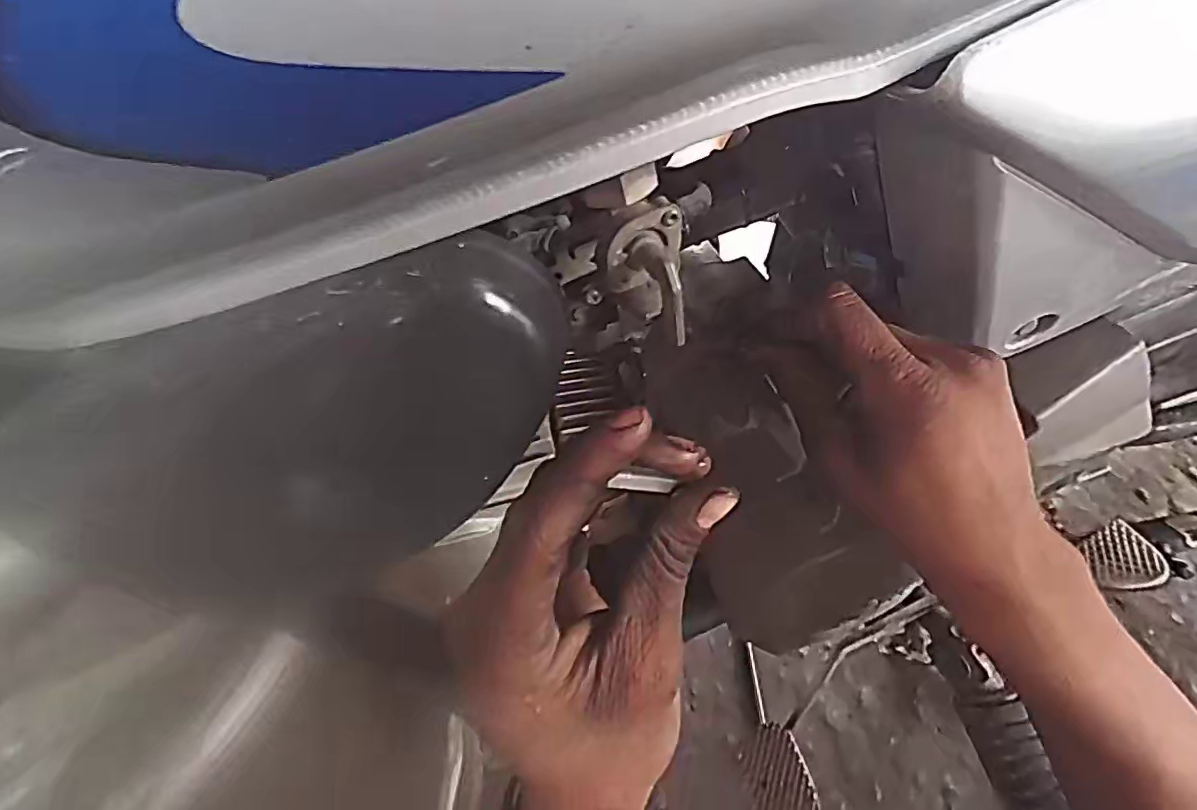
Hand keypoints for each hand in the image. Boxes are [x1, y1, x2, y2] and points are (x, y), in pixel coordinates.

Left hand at [442, 407, 738, 809]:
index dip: (591, 461)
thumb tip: (708, 497)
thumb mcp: (647, 658)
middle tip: (679, 450)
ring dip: (619, 477)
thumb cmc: (607, 751)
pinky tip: (652, 492)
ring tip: (679, 466)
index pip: (542, 520)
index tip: (634, 424)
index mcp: (503, 632)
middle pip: (549, 497)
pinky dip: (610, 500)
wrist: (582, 791)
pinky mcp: (523, 577)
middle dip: (617, 462)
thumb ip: (669, 564)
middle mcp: (487, 600)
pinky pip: (565, 519)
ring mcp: (501, 586)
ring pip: (557, 499)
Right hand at [757, 284, 1067, 623]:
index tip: (783, 331)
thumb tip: (776, 355)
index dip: (800, 316)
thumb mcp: (839, 456)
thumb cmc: (924, 517)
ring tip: (857, 397)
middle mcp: (949, 361)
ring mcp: (975, 362)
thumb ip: (802, 391)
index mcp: (906, 383)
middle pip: (866, 321)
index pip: (841, 308)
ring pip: (893, 333)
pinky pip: (925, 348)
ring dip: (865, 355)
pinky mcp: (988, 368)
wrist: (994, 544)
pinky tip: (896, 404)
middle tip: (805, 366)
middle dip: (829, 341)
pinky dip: (900, 366)